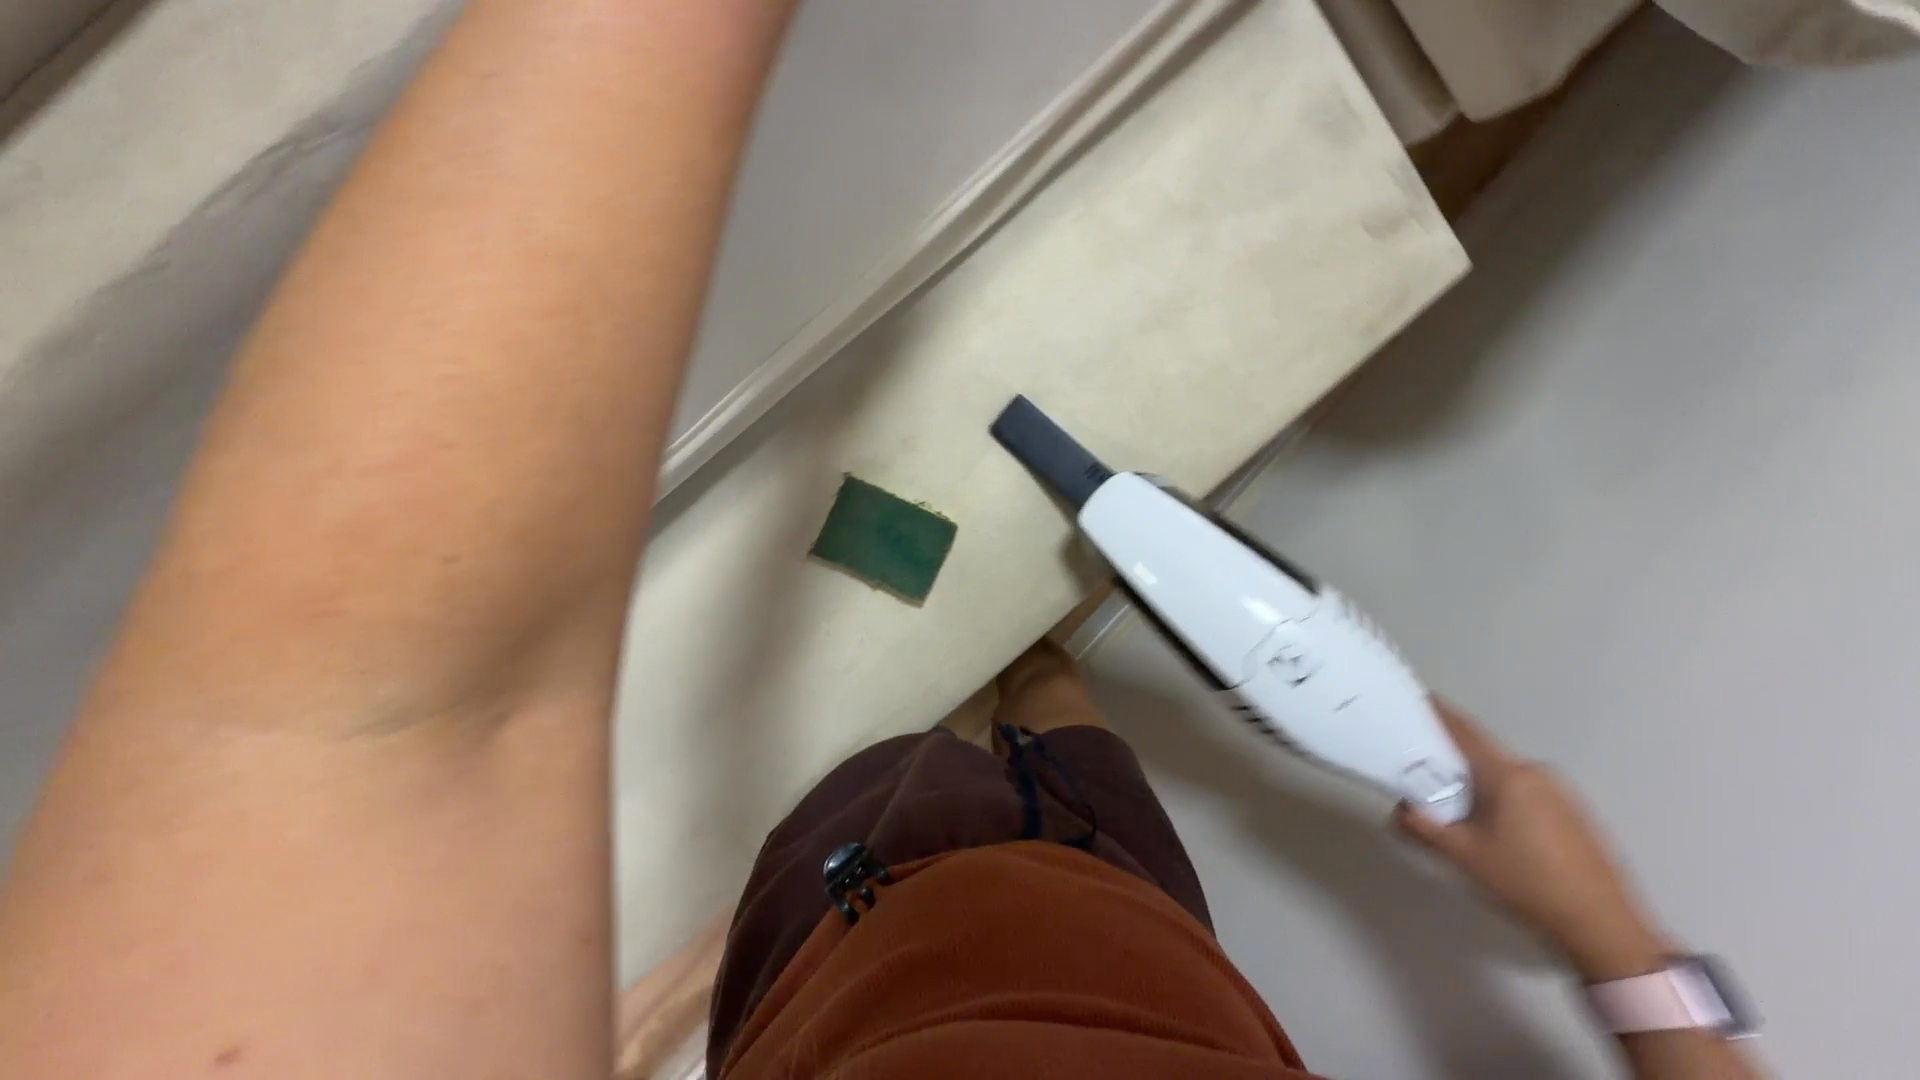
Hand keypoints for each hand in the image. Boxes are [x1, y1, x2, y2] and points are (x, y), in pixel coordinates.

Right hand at [1397, 701, 1668, 980]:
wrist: (1604, 929)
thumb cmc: (1526, 883)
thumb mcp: (1461, 856)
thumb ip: (1421, 826)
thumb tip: (1400, 808)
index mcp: (1508, 774)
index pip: (1464, 731)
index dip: (1438, 713)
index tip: (1415, 700)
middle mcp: (1536, 774)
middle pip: (1482, 756)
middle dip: (1451, 762)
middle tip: (1421, 778)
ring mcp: (1562, 795)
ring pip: (1505, 779)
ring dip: (1478, 788)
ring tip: (1456, 815)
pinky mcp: (1575, 817)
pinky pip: (1526, 795)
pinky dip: (1502, 802)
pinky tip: (1496, 835)